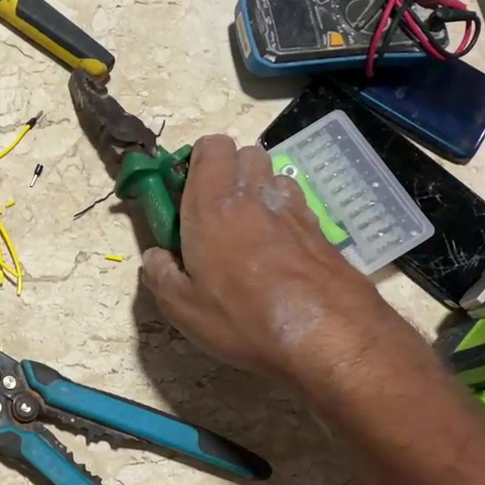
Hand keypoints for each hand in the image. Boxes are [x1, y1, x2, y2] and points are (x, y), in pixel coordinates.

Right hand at [139, 136, 413, 387]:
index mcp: (212, 208)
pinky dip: (280, 215)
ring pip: (272, 176)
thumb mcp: (182, 309)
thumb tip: (155, 256)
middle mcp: (254, 198)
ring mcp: (293, 212)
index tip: (182, 193)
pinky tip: (274, 251)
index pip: (211, 147)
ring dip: (256, 190)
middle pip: (245, 154)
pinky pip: (294, 206)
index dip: (196, 160)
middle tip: (212, 211)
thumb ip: (160, 276)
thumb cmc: (244, 319)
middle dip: (227, 171)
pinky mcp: (320, 232)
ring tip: (244, 229)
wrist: (329, 336)